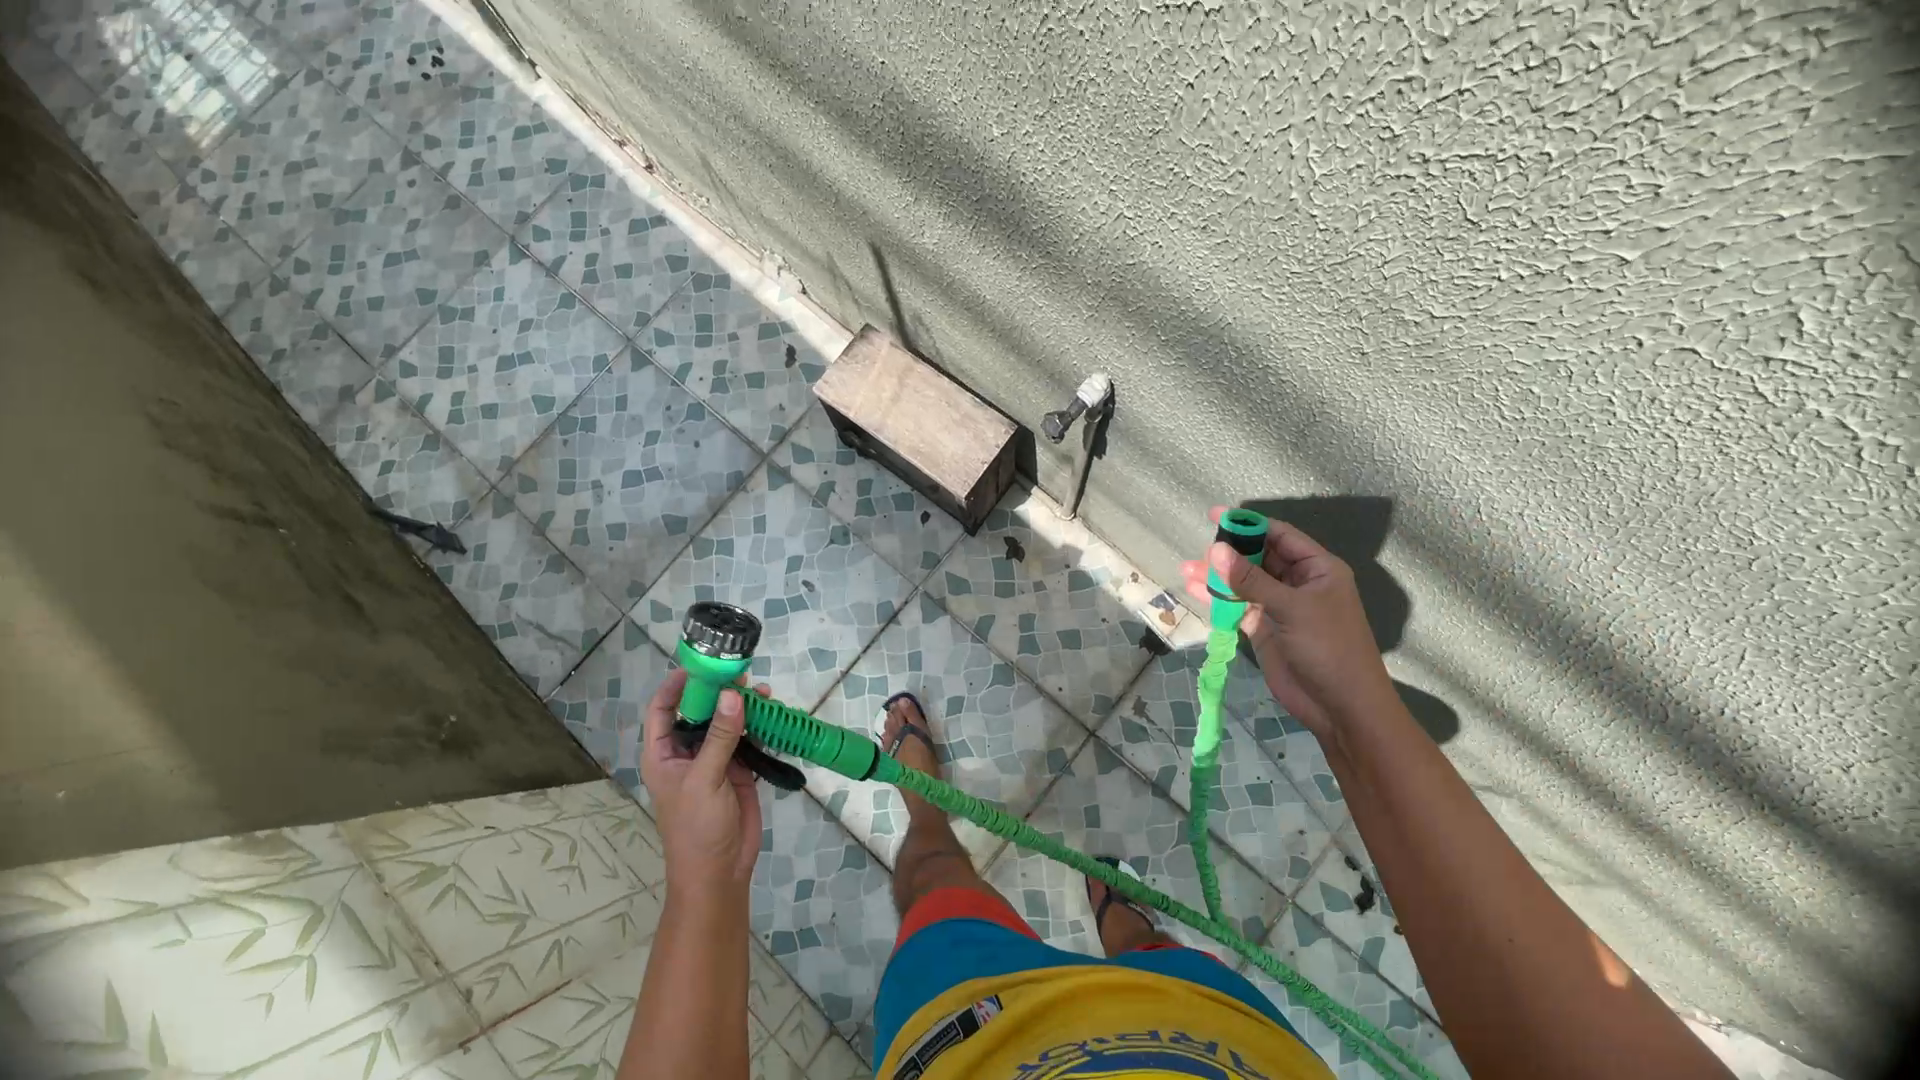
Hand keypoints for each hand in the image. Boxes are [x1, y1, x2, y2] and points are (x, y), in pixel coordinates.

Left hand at [641, 669, 765, 899]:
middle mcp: (687, 753)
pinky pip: (748, 740)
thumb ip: (721, 738)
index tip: (698, 665)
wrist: (720, 872)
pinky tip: (772, 712)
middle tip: (740, 674)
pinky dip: (760, 726)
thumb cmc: (697, 828)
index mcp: (663, 754)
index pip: (662, 710)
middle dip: (718, 692)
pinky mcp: (738, 771)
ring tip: (762, 690)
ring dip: (743, 707)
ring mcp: (714, 761)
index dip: (675, 686)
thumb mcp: (705, 780)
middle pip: (700, 712)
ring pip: (727, 724)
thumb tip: (731, 695)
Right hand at [1179, 506, 1395, 734]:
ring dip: (1218, 577)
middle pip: (1258, 558)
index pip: (1279, 536)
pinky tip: (1195, 590)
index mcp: (1318, 569)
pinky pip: (1238, 607)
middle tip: (1199, 551)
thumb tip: (1215, 551)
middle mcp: (1299, 583)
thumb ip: (1251, 580)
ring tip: (1186, 570)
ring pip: (1244, 583)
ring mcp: (1280, 607)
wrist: (1341, 706)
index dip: (1248, 525)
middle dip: (1229, 553)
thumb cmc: (1329, 648)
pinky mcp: (1264, 630)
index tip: (1214, 516)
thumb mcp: (1292, 608)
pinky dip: (1218, 599)